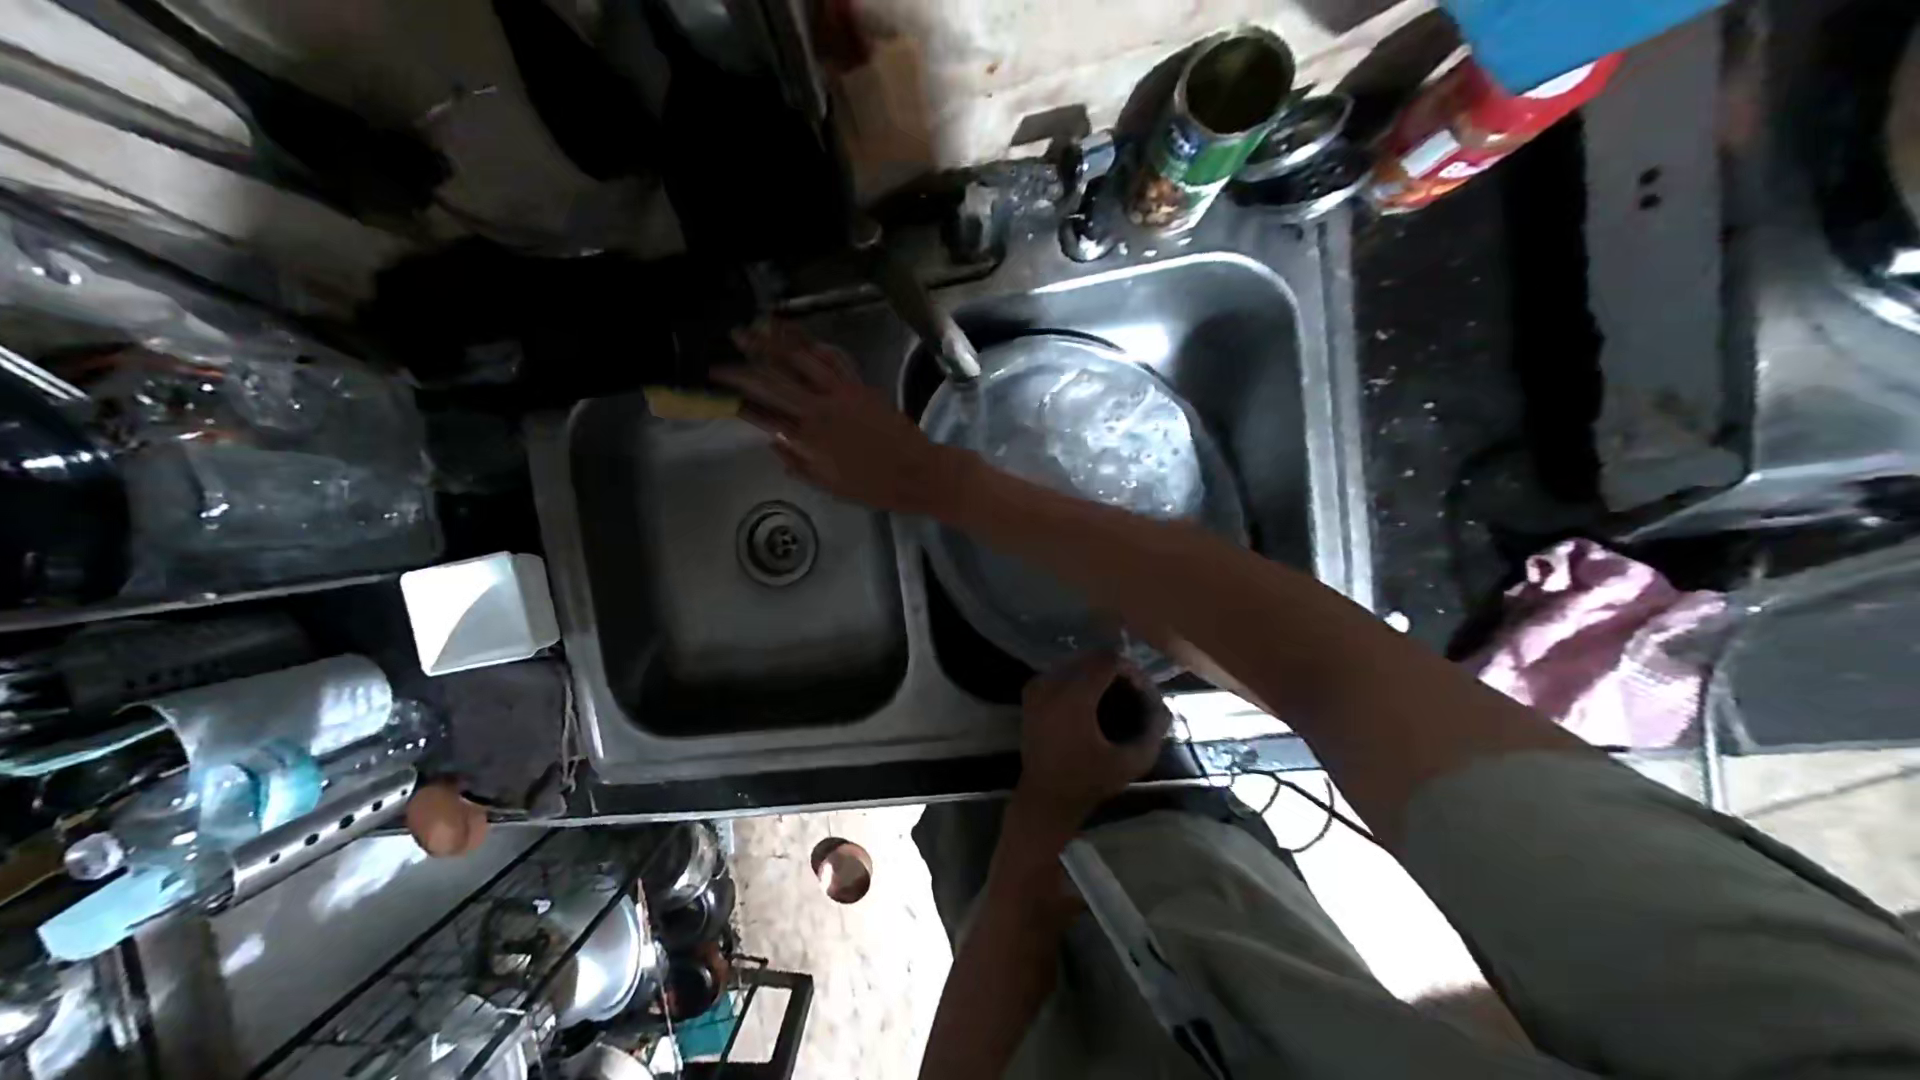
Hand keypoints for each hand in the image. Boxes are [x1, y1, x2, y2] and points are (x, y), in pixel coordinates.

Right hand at [713, 321, 961, 513]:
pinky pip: (833, 357)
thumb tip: (773, 443)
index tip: (714, 387)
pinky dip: (813, 343)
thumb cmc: (872, 486)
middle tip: (721, 354)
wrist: (916, 471)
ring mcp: (841, 392)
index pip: (761, 413)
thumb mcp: (829, 485)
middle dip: (743, 366)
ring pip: (801, 359)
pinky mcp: (859, 384)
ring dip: (774, 342)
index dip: (735, 398)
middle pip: (773, 381)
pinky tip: (797, 333)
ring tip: (753, 328)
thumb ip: (798, 464)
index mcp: (808, 439)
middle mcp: (819, 409)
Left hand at [1014, 653, 1170, 829]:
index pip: (1108, 660)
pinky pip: (1061, 671)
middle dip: (1116, 671)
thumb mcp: (1130, 762)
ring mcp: (1037, 685)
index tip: (1142, 692)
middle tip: (1133, 694)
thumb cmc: (1088, 781)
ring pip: (1076, 662)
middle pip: (1092, 657)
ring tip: (1115, 698)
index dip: (1131, 671)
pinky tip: (1093, 702)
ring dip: (1098, 673)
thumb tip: (1164, 708)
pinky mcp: (1030, 692)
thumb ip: (1152, 732)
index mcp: (1073, 695)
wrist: (1045, 797)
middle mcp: (1051, 682)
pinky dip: (1080, 678)